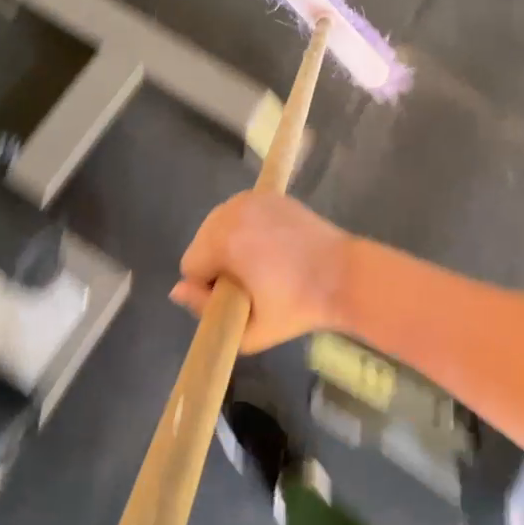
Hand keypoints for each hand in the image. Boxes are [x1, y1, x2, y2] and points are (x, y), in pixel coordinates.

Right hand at [170, 190, 354, 352]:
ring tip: (262, 265)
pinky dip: (247, 229)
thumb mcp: (249, 329)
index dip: (209, 288)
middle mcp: (232, 210)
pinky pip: (241, 214)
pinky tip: (271, 247)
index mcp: (223, 240)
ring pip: (219, 226)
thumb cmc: (297, 306)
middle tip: (251, 283)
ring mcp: (252, 198)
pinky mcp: (270, 195)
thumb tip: (178, 291)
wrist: (345, 277)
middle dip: (217, 263)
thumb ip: (205, 311)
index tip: (238, 298)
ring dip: (230, 244)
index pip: (190, 265)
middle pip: (202, 241)